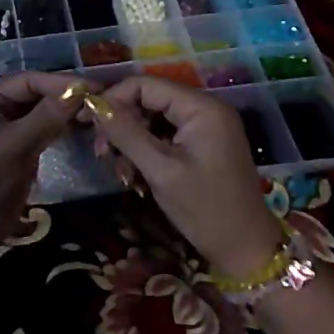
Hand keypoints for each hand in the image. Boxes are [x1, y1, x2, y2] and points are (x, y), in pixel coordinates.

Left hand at [0, 71, 86, 254]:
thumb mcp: (14, 146)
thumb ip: (46, 117)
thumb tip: (80, 90)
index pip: (28, 82)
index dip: (60, 83)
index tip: (94, 88)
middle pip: (37, 95)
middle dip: (66, 97)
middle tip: (103, 100)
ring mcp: (10, 130)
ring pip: (44, 113)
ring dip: (68, 113)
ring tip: (98, 114)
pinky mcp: (21, 150)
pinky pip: (46, 132)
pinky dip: (63, 129)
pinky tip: (86, 128)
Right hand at [88, 76, 283, 277]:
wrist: (244, 248)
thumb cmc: (204, 208)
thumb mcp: (160, 170)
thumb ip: (126, 134)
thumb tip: (92, 105)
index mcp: (202, 108)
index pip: (145, 85)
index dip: (113, 99)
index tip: (89, 125)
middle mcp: (205, 109)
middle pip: (147, 100)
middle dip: (120, 124)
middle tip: (102, 154)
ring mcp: (204, 127)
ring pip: (151, 119)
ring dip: (129, 142)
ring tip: (121, 172)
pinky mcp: (201, 145)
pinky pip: (162, 136)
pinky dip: (144, 152)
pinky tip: (135, 175)